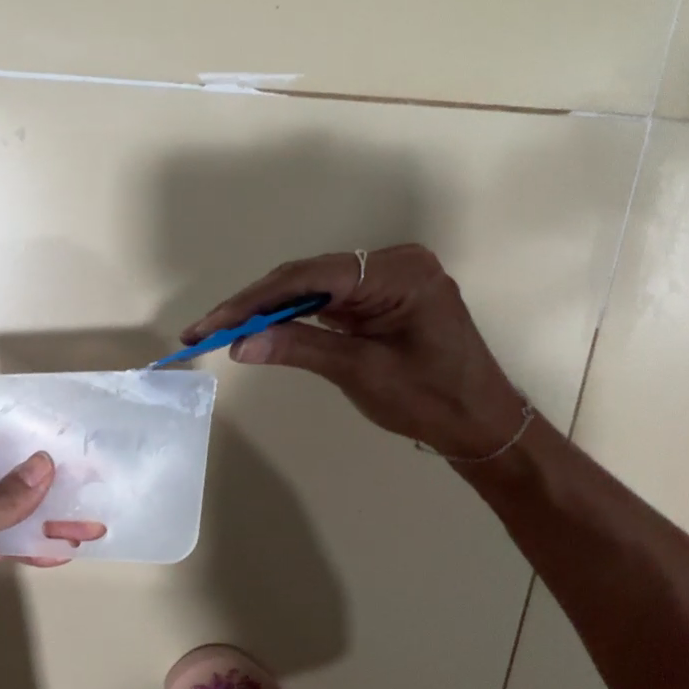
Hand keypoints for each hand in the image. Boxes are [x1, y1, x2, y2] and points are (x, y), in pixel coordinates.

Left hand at [0, 446, 66, 675]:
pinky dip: (41, 542)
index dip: (9, 441)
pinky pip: (17, 538)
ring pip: (13, 508)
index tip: (54, 433)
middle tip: (85, 471)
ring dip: (48, 514)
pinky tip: (68, 548)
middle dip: (38, 478)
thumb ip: (1, 500)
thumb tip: (44, 463)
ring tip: (89, 519)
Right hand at [183, 244, 526, 458]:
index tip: (212, 322)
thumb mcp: (360, 372)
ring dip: (267, 309)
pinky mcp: (380, 297)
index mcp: (399, 272)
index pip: (309, 277)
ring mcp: (388, 279)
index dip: (253, 300)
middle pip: (306, 276)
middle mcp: (393, 263)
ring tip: (222, 330)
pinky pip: (326, 299)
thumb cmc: (432, 399)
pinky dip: (291, 316)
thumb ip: (298, 347)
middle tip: (205, 329)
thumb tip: (238, 343)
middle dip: (253, 304)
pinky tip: (260, 329)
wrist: (482, 425)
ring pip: (310, 286)